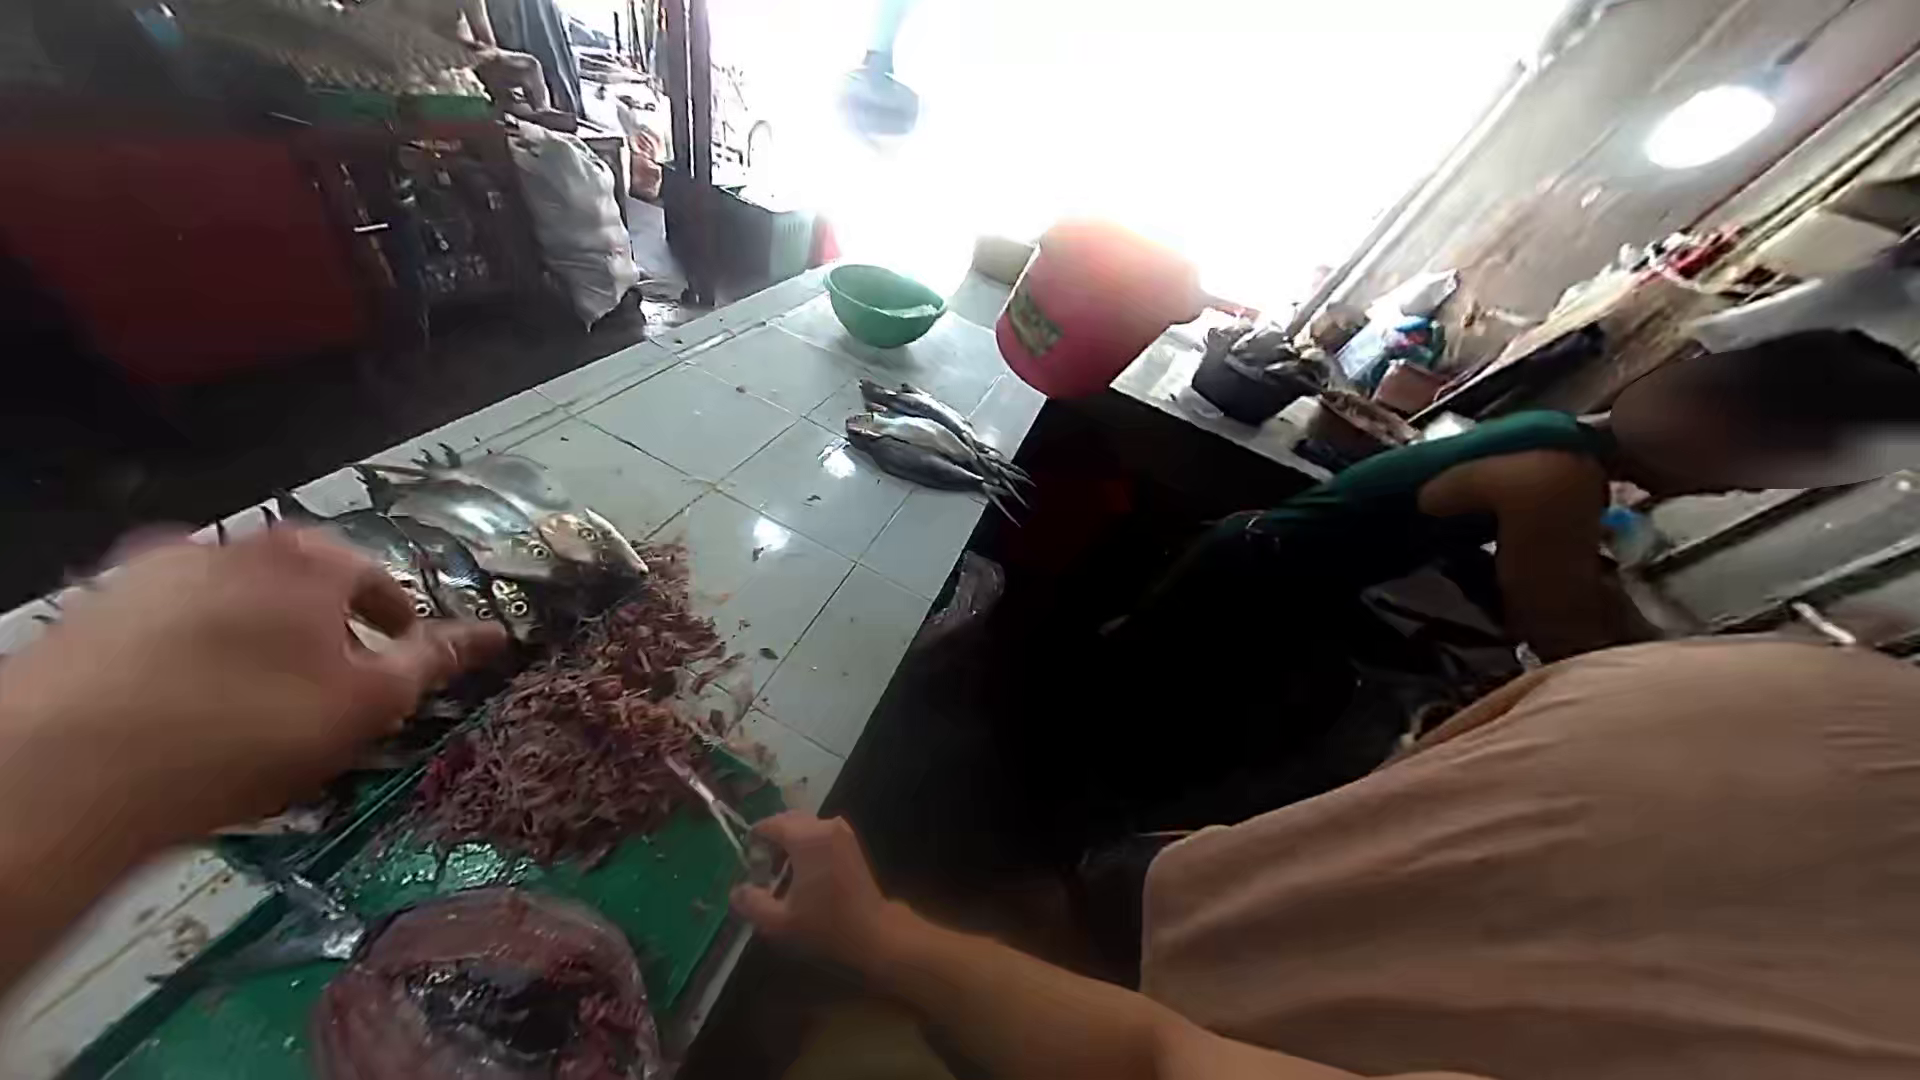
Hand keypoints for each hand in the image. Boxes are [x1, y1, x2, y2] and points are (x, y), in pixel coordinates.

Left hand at [0, 528, 507, 853]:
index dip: (399, 624)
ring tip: (259, 702)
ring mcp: (139, 575)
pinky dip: (192, 653)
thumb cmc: (248, 730)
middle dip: (328, 630)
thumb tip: (497, 635)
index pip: (380, 580)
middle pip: (304, 587)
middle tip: (333, 687)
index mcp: (305, 559)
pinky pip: (165, 625)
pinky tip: (186, 708)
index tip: (396, 664)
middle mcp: (224, 547)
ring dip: (262, 640)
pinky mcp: (75, 615)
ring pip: (234, 603)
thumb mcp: (372, 700)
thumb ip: (438, 658)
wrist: (46, 788)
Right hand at [730, 813, 894, 967]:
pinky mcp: (850, 840)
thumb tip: (737, 889)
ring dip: (789, 842)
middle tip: (762, 869)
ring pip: (805, 825)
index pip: (772, 823)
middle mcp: (826, 824)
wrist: (870, 930)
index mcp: (808, 837)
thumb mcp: (778, 922)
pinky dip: (806, 844)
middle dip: (772, 839)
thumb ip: (751, 903)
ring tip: (780, 875)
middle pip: (789, 820)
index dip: (755, 838)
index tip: (746, 860)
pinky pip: (820, 832)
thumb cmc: (824, 925)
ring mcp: (841, 830)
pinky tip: (802, 874)